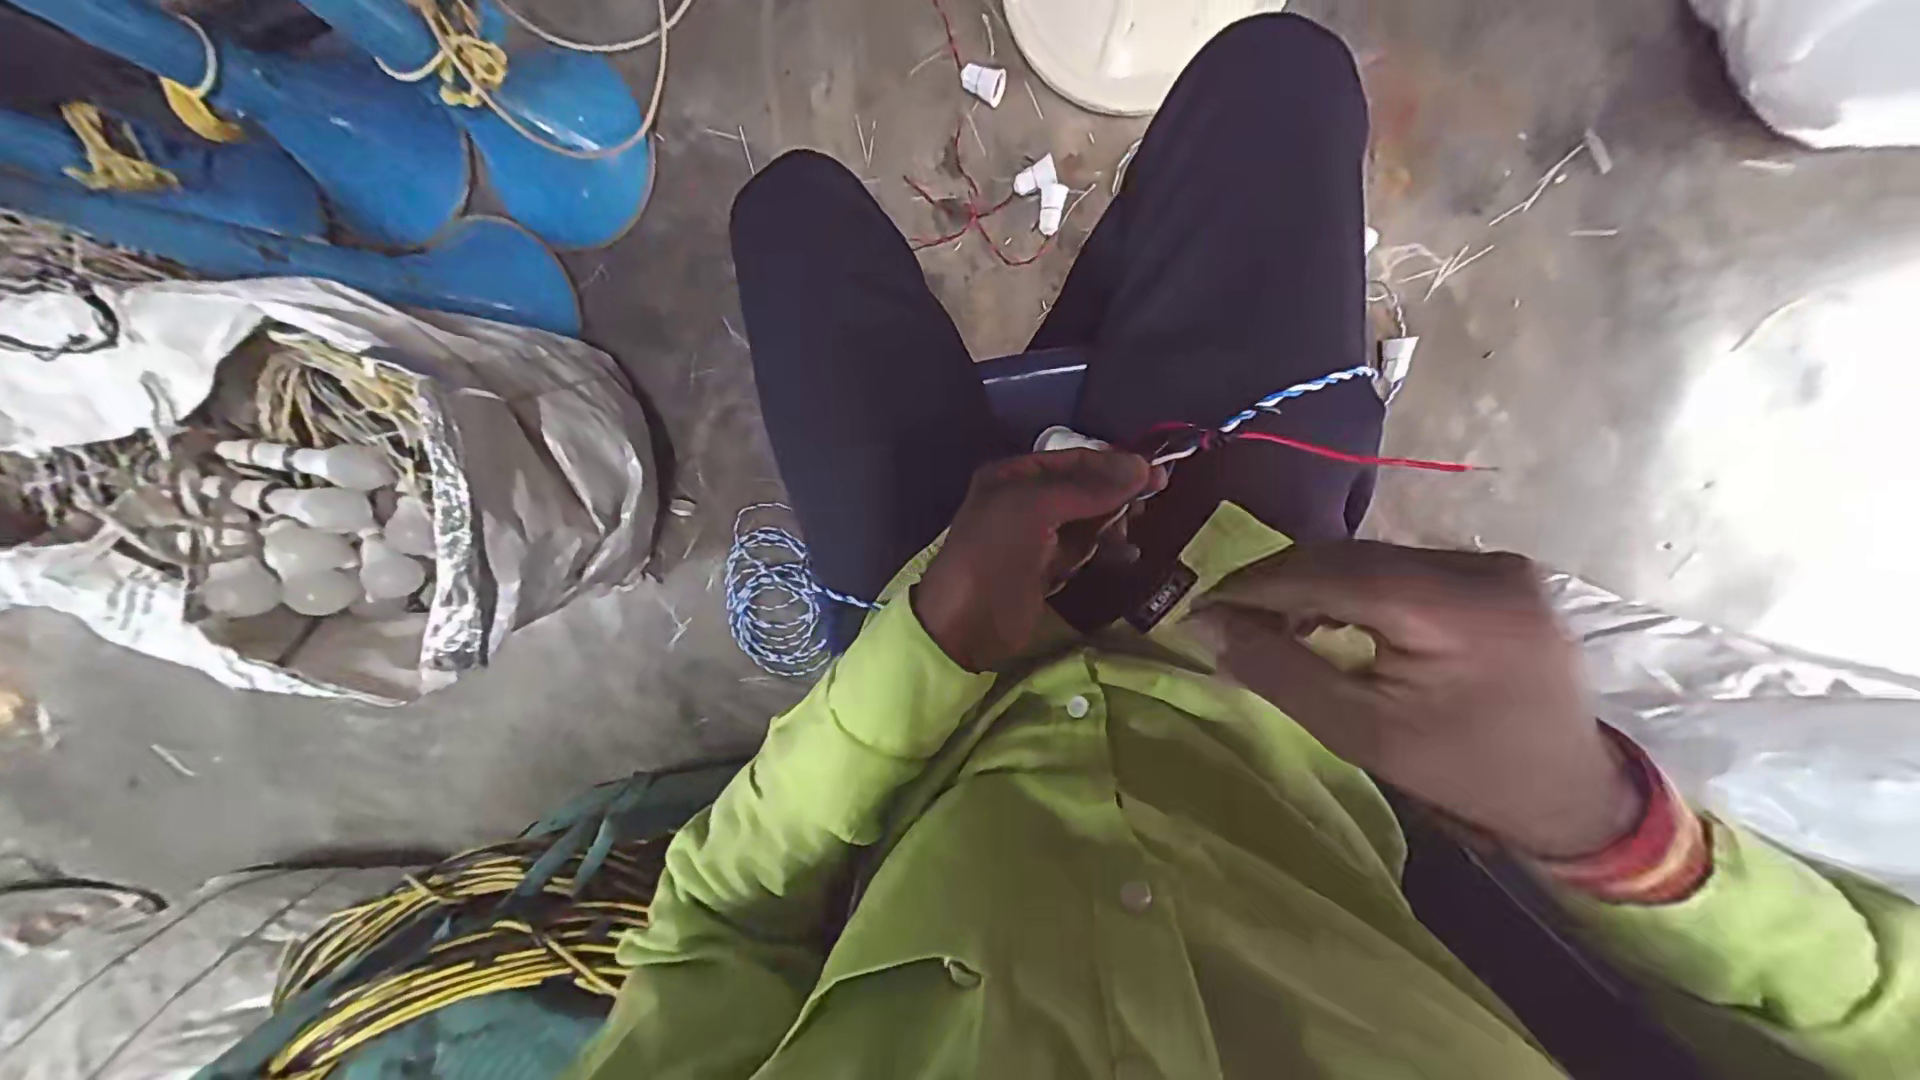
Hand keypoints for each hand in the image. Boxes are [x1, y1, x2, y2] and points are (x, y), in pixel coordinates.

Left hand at [914, 449, 1161, 671]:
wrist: (965, 624)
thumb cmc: (993, 554)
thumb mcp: (1034, 508)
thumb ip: (1086, 487)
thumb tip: (1141, 466)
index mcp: (1014, 477)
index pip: (1073, 460)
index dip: (1113, 463)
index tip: (1154, 472)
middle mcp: (1025, 501)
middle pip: (1083, 489)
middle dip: (1115, 494)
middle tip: (1151, 501)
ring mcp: (1037, 537)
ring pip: (1087, 520)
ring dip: (1111, 524)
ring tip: (1128, 535)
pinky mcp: (1047, 570)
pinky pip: (1082, 550)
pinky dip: (1102, 551)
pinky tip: (1123, 555)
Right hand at [1193, 541, 1642, 858]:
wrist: (1572, 792)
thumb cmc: (1460, 771)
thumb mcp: (1356, 731)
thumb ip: (1275, 669)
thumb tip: (1204, 624)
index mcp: (1459, 610)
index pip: (1330, 573)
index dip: (1255, 585)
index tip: (1201, 607)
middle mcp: (1481, 568)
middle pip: (1345, 557)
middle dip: (1273, 585)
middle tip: (1223, 617)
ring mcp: (1490, 563)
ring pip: (1363, 557)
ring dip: (1304, 584)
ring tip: (1264, 621)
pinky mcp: (1488, 570)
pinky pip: (1390, 565)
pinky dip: (1342, 586)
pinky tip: (1319, 615)